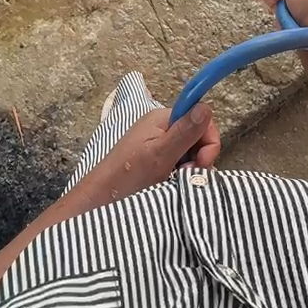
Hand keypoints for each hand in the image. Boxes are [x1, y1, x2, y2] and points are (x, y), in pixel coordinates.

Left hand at [73, 106, 219, 205]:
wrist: (100, 201)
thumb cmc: (126, 177)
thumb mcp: (159, 154)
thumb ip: (184, 132)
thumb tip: (205, 106)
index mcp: (162, 118)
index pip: (200, 117)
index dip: (207, 140)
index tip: (200, 163)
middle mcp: (162, 127)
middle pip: (199, 137)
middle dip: (199, 159)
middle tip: (185, 176)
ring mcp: (159, 144)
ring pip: (192, 153)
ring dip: (190, 171)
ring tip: (174, 183)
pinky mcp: (157, 161)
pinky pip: (181, 165)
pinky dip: (181, 176)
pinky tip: (171, 186)